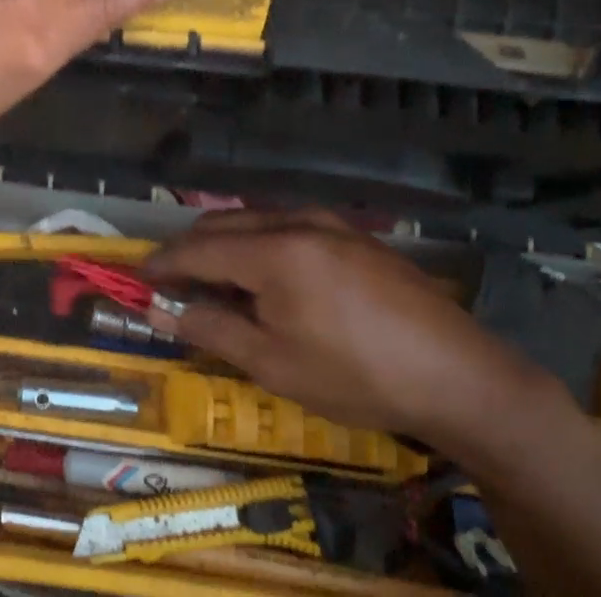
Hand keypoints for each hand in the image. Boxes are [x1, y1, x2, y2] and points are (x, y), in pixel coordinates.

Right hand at [144, 209, 563, 447]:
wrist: (463, 379)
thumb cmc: (358, 376)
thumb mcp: (274, 363)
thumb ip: (210, 329)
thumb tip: (160, 311)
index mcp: (273, 251)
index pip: (197, 249)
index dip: (162, 264)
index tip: (137, 279)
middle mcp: (297, 222)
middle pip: (222, 224)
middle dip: (190, 251)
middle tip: (172, 286)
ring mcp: (333, 224)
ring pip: (256, 220)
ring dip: (225, 245)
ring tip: (216, 284)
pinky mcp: (358, 236)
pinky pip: (289, 227)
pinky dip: (260, 245)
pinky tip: (268, 279)